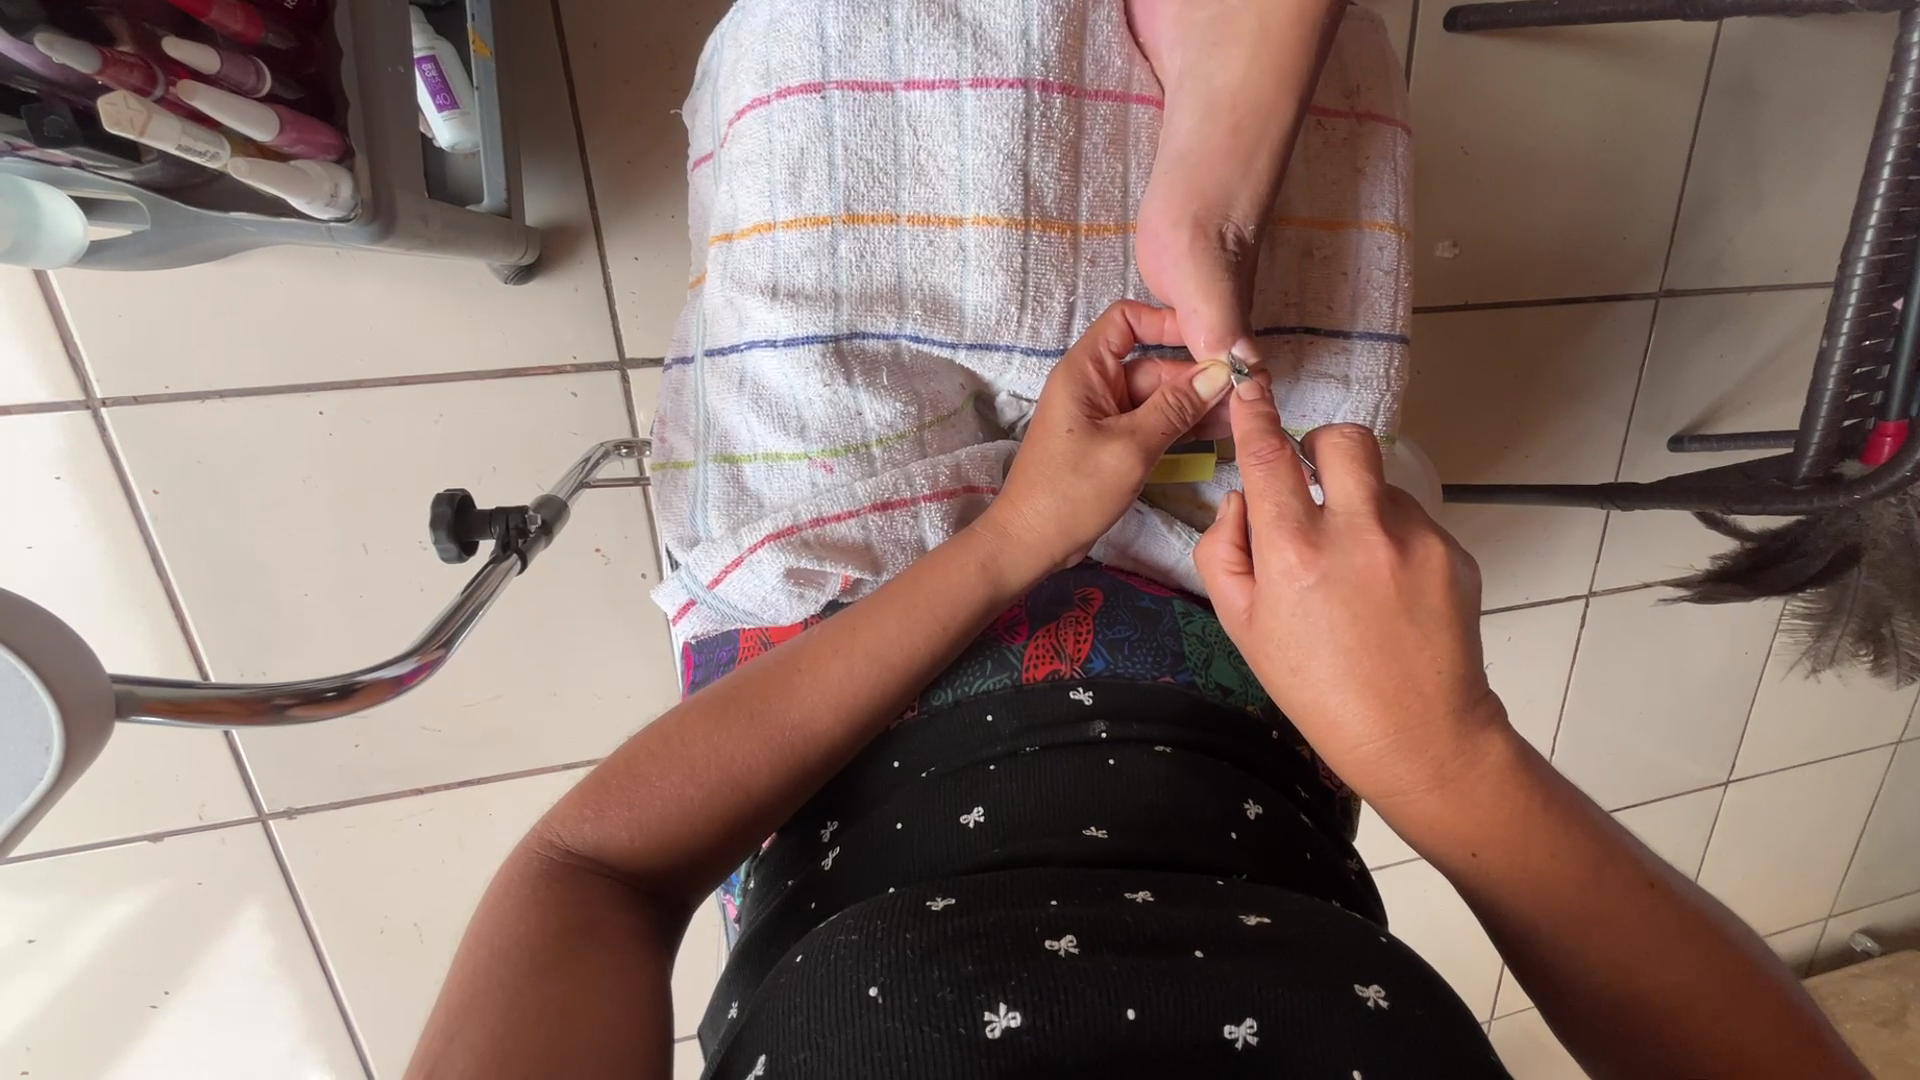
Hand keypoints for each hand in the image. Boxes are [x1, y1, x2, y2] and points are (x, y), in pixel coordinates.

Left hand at [976, 301, 1235, 573]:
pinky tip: (1218, 433)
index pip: (1128, 320)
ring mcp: (1103, 415)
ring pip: (1156, 397)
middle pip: (1152, 363)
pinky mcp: (1111, 442)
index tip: (1214, 340)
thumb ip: (1177, 407)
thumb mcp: (1130, 447)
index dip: (1169, 322)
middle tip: (1248, 391)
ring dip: (1195, 404)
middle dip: (1197, 376)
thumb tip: (1221, 373)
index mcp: (1085, 370)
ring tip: (1242, 414)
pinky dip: (1178, 426)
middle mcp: (1094, 384)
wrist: (1032, 542)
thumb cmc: (1072, 491)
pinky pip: (1150, 423)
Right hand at [1192, 381, 1513, 804]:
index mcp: (1292, 551)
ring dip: (1355, 499)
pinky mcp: (1453, 551)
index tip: (1250, 384)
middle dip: (1320, 445)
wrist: (1414, 734)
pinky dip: (1388, 533)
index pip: (1268, 458)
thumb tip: (1242, 499)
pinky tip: (1387, 586)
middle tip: (1311, 480)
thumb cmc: (1310, 683)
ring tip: (1352, 560)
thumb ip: (1223, 550)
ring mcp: (1414, 538)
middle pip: (1344, 440)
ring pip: (1378, 481)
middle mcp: (1356, 530)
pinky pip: (1410, 517)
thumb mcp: (1239, 624)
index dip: (1255, 416)